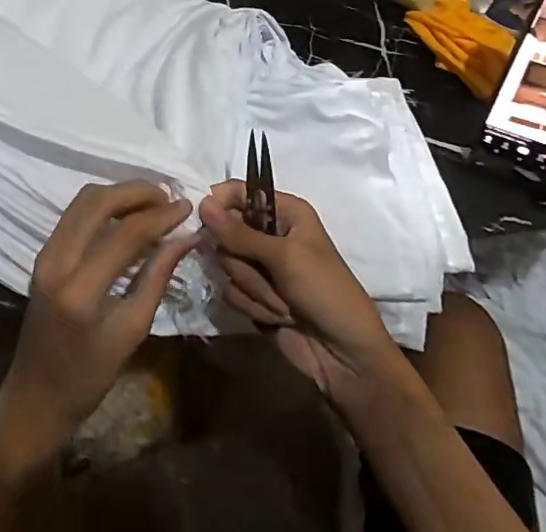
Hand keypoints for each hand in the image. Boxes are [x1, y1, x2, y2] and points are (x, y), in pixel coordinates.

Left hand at [0, 181, 194, 465]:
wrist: (35, 396)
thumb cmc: (89, 375)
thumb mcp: (133, 328)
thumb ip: (158, 275)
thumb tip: (188, 236)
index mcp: (80, 290)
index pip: (125, 234)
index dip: (160, 215)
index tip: (187, 207)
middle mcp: (56, 262)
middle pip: (98, 202)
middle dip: (138, 192)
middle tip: (169, 198)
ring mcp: (45, 254)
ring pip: (84, 199)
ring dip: (120, 193)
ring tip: (153, 203)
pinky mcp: (43, 253)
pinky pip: (75, 213)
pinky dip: (105, 205)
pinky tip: (129, 216)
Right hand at [199, 182, 410, 413]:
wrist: (342, 353)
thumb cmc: (324, 290)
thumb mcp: (284, 256)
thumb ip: (240, 233)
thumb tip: (203, 204)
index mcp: (286, 212)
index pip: (241, 192)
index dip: (221, 202)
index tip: (206, 217)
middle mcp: (271, 234)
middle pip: (227, 232)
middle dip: (243, 260)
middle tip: (267, 273)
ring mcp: (262, 267)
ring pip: (227, 265)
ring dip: (252, 288)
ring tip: (282, 303)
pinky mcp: (255, 296)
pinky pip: (231, 291)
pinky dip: (252, 306)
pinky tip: (276, 318)